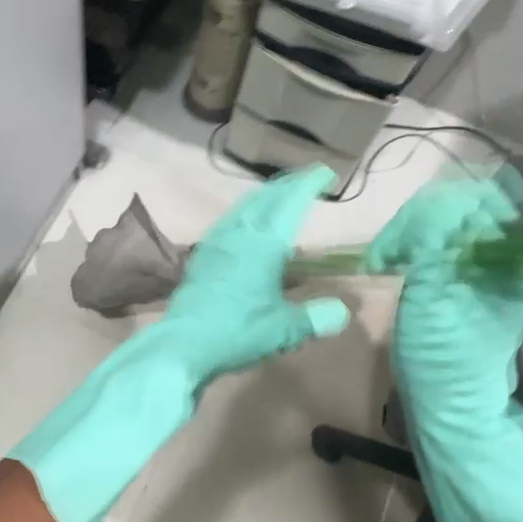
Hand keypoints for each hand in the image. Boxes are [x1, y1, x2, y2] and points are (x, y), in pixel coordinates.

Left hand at [13, 167, 351, 521]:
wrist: (180, 348)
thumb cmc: (236, 333)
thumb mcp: (283, 330)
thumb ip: (313, 318)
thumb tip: (341, 313)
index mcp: (262, 244)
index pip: (288, 203)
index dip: (307, 185)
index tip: (324, 173)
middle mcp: (237, 236)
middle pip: (262, 200)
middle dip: (284, 187)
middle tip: (303, 182)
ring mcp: (214, 248)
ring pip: (241, 211)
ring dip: (262, 201)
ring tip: (276, 201)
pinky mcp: (200, 264)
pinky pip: (227, 228)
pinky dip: (244, 219)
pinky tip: (243, 233)